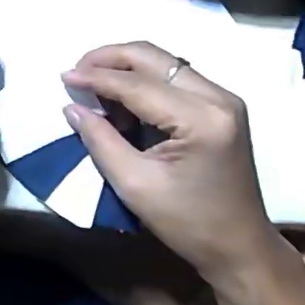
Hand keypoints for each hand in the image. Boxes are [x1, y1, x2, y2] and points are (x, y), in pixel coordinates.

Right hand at [61, 42, 285, 283]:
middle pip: (154, 57)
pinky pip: (175, 78)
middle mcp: (217, 97)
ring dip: (127, 68)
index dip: (97, 77)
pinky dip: (145, 81)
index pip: (138, 84)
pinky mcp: (221, 106)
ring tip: (96, 87)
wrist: (240, 247)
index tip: (65, 75)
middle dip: (110, 58)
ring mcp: (223, 98)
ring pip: (164, 63)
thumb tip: (73, 106)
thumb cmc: (188, 224)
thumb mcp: (134, 186)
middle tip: (78, 70)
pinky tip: (123, 99)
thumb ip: (101, 140)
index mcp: (200, 119)